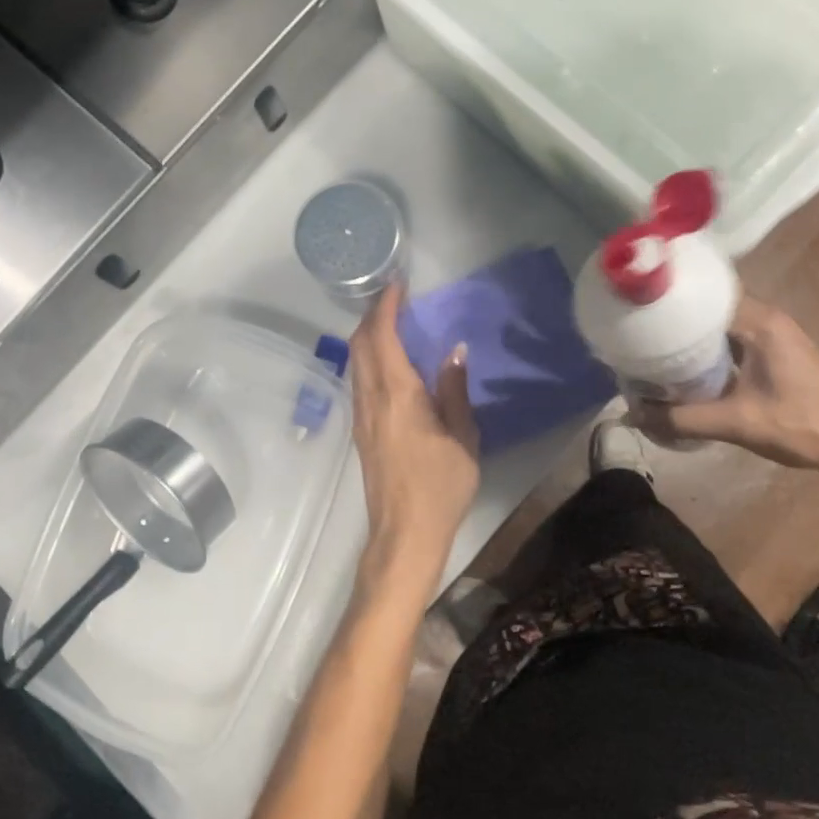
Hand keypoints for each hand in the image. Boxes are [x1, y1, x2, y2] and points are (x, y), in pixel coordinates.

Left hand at [349, 283, 479, 584]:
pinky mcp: (361, 432)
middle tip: (396, 300)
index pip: (382, 337)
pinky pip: (360, 382)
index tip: (397, 285)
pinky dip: (371, 360)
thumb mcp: (462, 438)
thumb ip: (454, 391)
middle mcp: (370, 399)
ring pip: (356, 363)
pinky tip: (392, 364)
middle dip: (372, 316)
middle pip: (359, 345)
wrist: (404, 533)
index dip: (386, 306)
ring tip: (394, 325)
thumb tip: (453, 351)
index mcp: (397, 395)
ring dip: (369, 338)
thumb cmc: (440, 487)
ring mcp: (361, 417)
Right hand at [638, 297, 818, 472]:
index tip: (640, 312)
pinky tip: (687, 366)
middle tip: (639, 331)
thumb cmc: (799, 426)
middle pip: (713, 307)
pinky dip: (711, 347)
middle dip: (678, 319)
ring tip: (655, 346)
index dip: (673, 302)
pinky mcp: (777, 352)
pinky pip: (734, 338)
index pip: (708, 297)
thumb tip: (632, 415)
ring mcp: (775, 335)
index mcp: (762, 324)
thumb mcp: (735, 424)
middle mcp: (769, 319)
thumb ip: (681, 418)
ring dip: (694, 335)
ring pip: (723, 323)